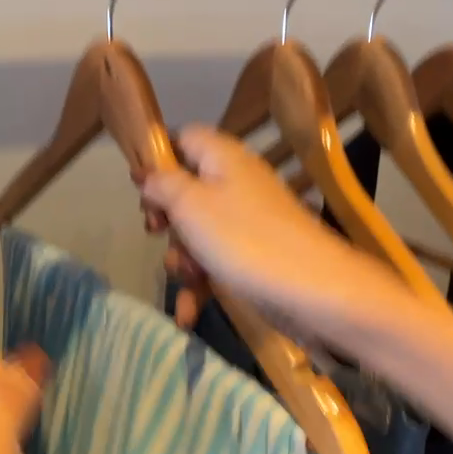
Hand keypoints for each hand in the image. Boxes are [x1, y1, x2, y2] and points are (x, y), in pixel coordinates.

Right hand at [141, 125, 392, 330]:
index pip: (185, 139)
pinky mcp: (252, 258)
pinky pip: (215, 264)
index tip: (142, 191)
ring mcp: (245, 223)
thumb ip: (163, 184)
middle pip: (187, 191)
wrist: (310, 290)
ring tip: (187, 278)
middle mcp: (235, 184)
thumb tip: (149, 175)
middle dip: (167, 219)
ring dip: (183, 259)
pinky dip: (201, 286)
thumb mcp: (190, 204)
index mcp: (222, 158)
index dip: (159, 160)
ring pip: (198, 234)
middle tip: (157, 233)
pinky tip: (188, 315)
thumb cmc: (242, 239)